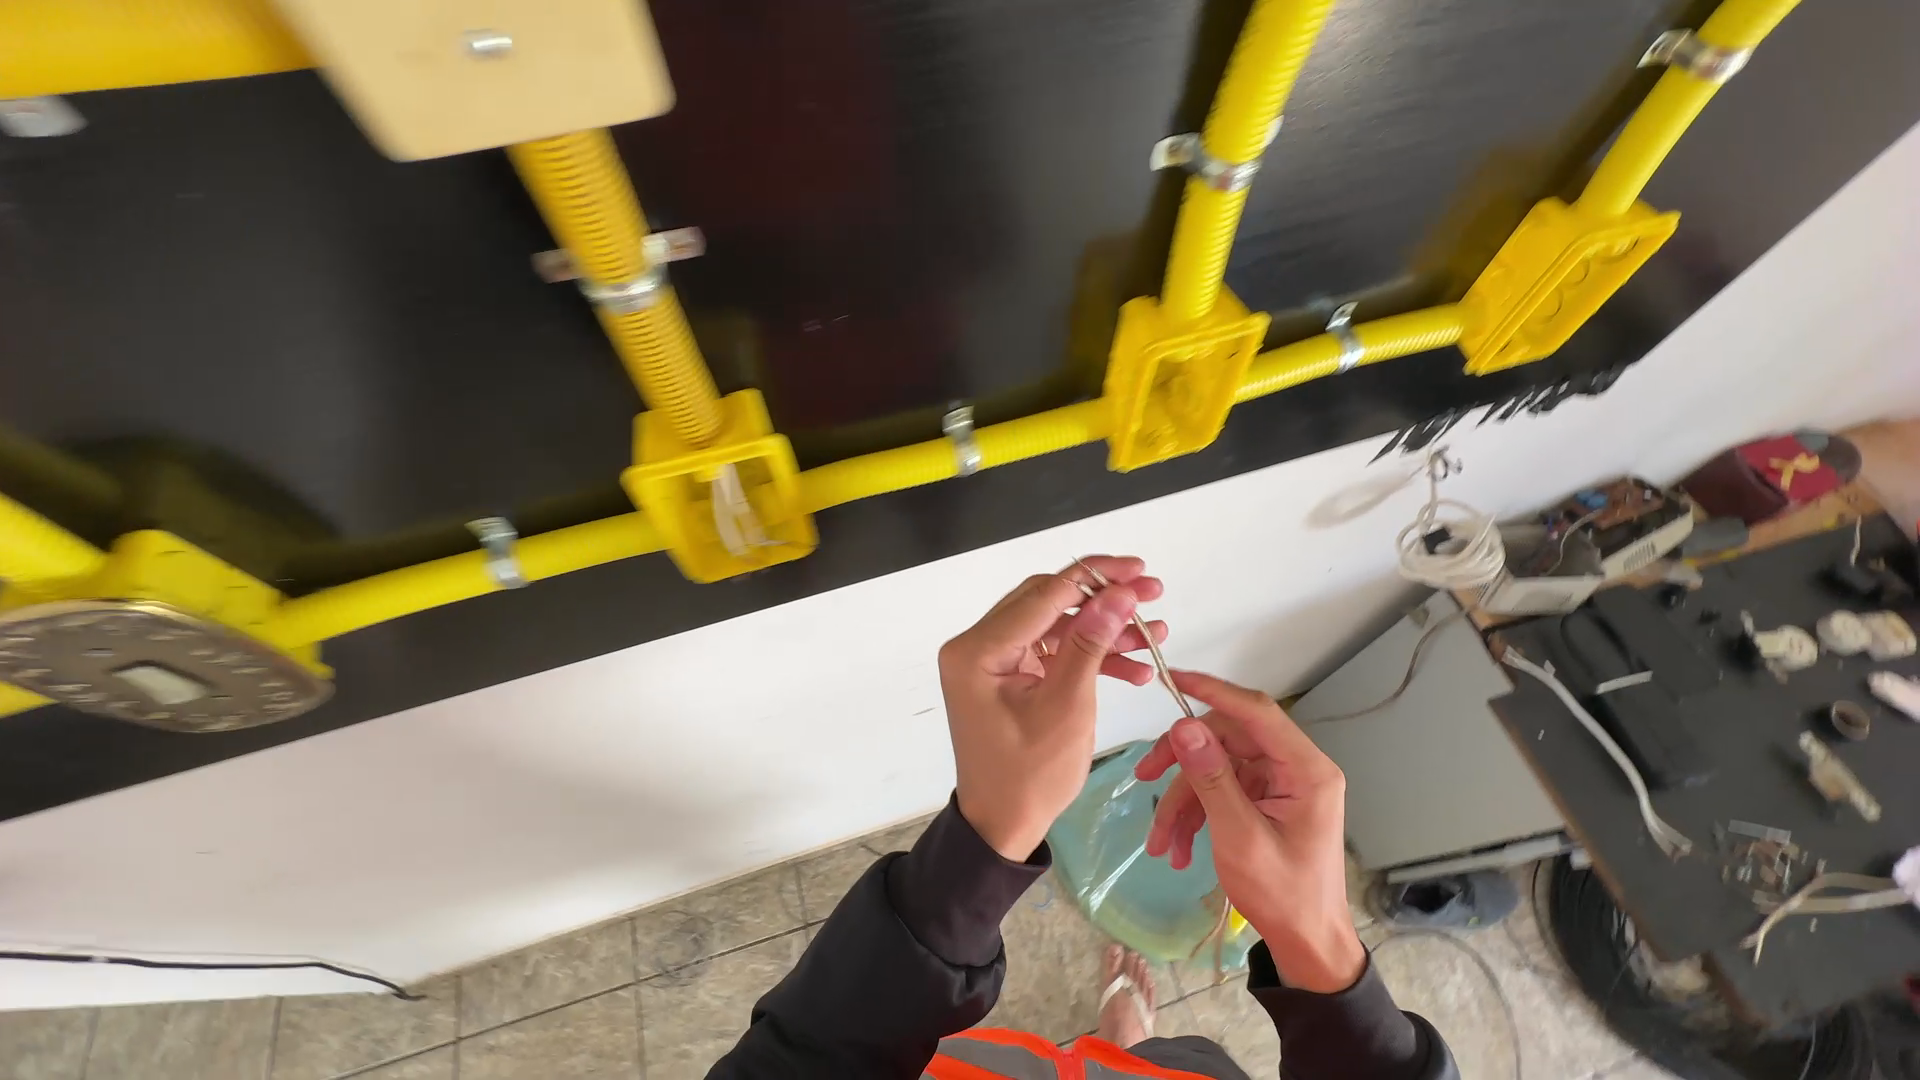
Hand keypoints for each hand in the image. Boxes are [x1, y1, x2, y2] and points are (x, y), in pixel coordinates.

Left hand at [937, 556, 1168, 860]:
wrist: (1003, 827)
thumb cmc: (1029, 776)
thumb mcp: (1066, 707)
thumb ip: (1091, 643)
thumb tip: (1118, 593)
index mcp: (978, 650)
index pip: (1042, 594)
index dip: (1094, 577)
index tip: (1139, 570)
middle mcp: (979, 646)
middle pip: (1049, 603)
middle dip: (1104, 600)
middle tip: (1153, 595)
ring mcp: (995, 661)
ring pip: (1056, 626)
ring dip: (1104, 631)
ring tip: (1156, 635)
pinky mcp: (1011, 677)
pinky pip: (1054, 653)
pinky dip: (1090, 657)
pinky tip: (1135, 669)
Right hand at [1135, 671, 1363, 992]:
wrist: (1307, 946)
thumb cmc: (1284, 896)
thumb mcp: (1240, 837)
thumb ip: (1212, 779)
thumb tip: (1183, 727)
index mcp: (1305, 770)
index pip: (1256, 711)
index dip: (1214, 691)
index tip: (1173, 678)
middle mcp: (1293, 768)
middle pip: (1225, 739)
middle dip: (1181, 764)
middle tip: (1144, 778)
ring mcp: (1276, 784)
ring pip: (1214, 768)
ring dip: (1182, 802)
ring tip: (1160, 843)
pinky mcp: (1262, 800)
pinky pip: (1218, 790)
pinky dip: (1194, 816)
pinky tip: (1177, 850)